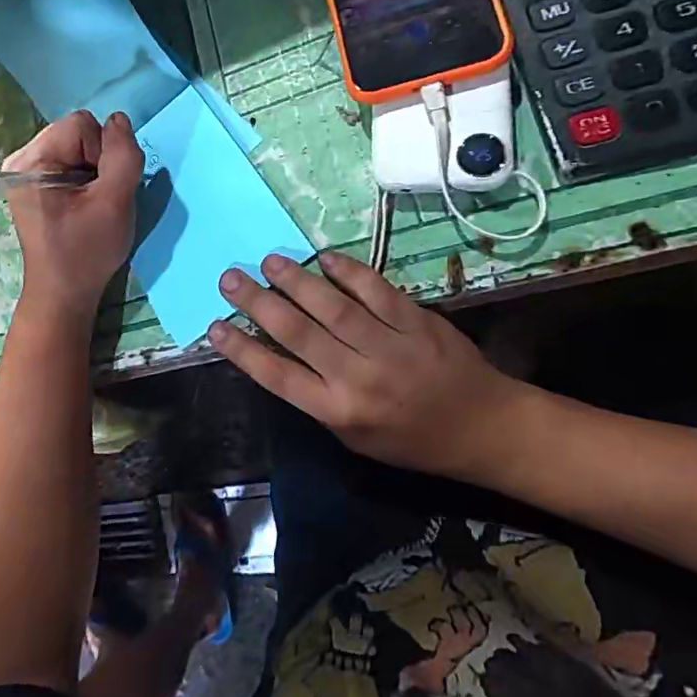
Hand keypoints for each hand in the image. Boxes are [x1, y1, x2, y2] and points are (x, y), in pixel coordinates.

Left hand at [3, 111, 144, 311]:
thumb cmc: (87, 252)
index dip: (103, 152)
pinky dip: (84, 178)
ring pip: (76, 146)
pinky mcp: (33, 184)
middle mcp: (21, 159)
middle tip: (97, 199)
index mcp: (32, 161)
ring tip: (89, 204)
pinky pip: (69, 161)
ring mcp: (24, 171)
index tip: (101, 189)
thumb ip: (122, 155)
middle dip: (98, 160)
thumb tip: (119, 120)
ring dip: (94, 170)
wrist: (63, 294)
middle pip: (77, 132)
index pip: (83, 124)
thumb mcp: (115, 202)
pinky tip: (81, 205)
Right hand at [209, 251, 525, 480]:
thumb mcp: (354, 436)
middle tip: (231, 278)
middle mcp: (359, 378)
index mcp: (339, 411)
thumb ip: (317, 396)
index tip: (215, 327)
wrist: (482, 427)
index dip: (243, 350)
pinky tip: (325, 257)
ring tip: (270, 261)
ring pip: (333, 307)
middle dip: (258, 303)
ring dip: (297, 281)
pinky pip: (377, 290)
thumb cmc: (410, 439)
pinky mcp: (416, 321)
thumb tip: (277, 354)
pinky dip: (349, 271)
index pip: (278, 377)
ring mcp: (390, 346)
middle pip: (298, 334)